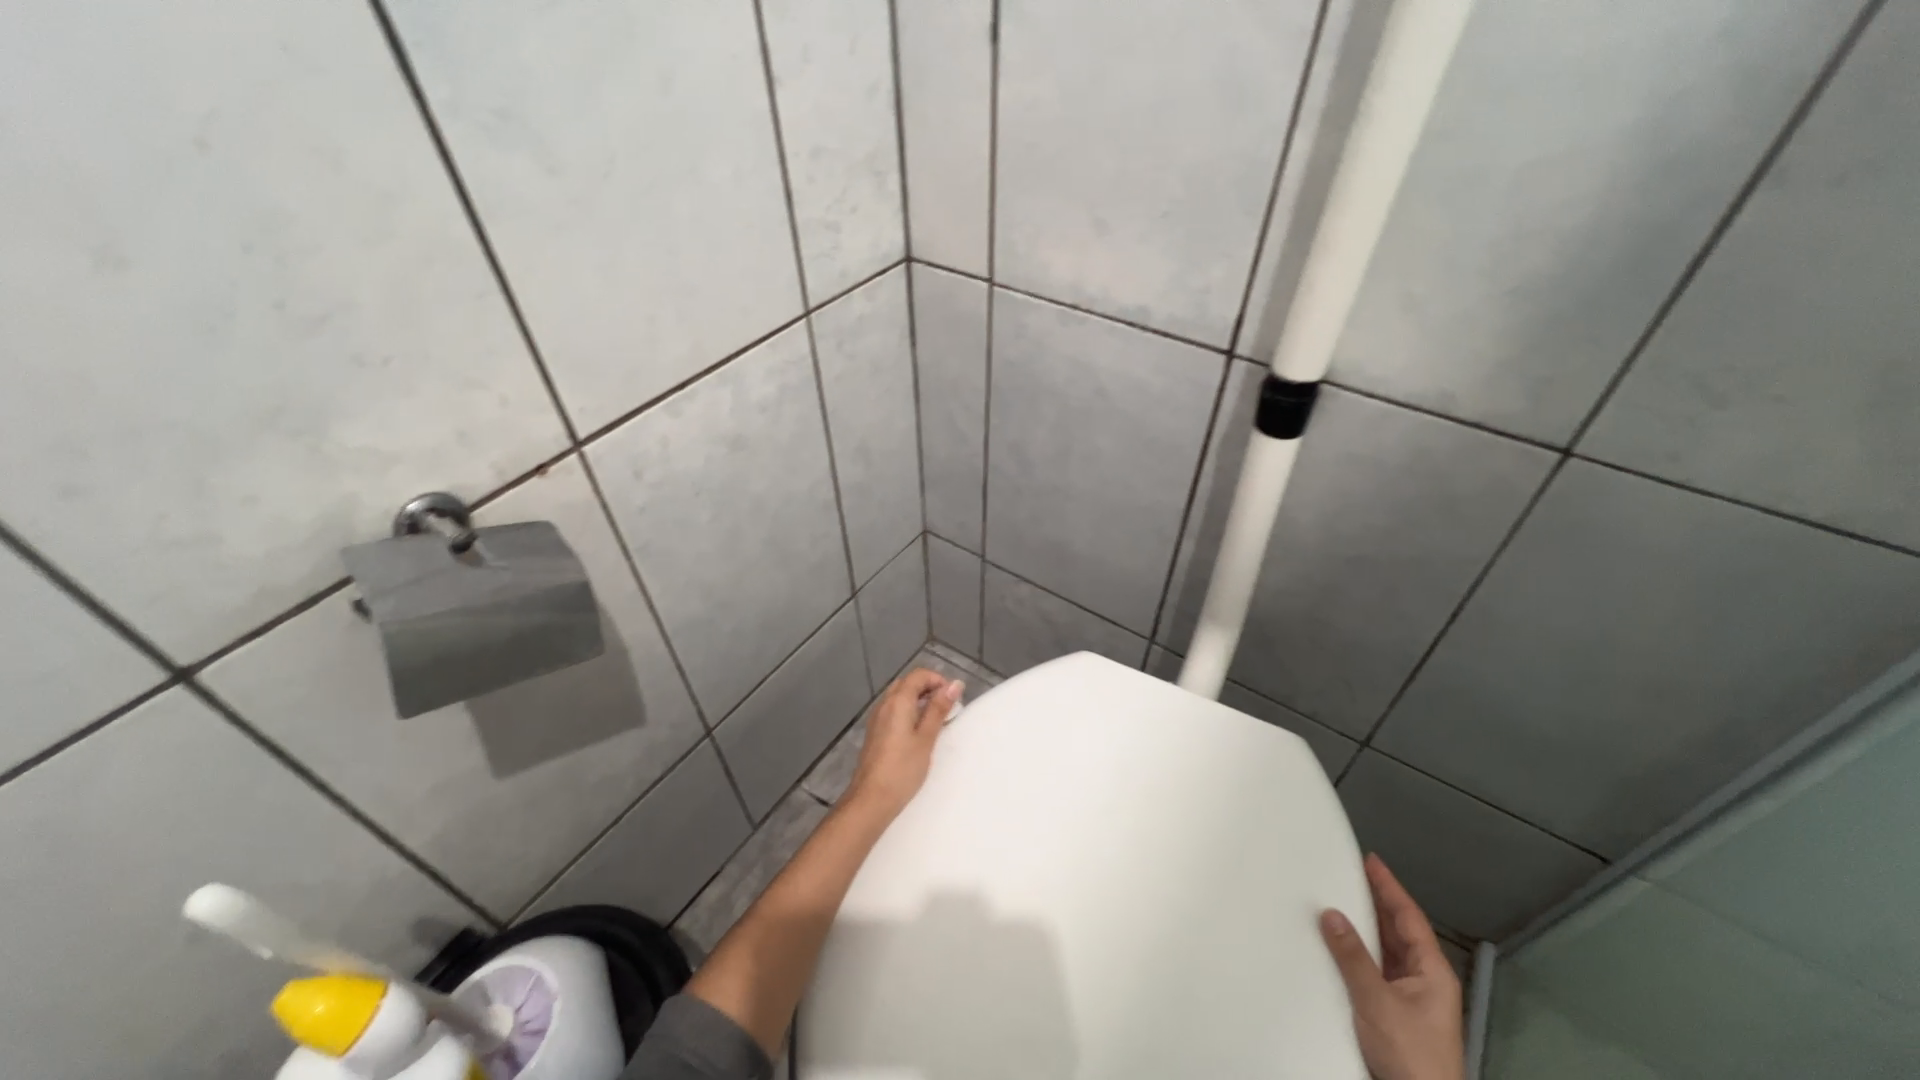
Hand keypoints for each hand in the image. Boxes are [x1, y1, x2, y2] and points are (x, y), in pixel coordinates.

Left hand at [844, 668, 961, 819]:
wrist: (871, 798)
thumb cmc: (903, 768)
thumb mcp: (926, 738)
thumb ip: (939, 709)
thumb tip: (955, 684)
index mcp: (897, 702)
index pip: (918, 675)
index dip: (938, 680)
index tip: (953, 698)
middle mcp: (884, 705)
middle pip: (907, 683)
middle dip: (928, 688)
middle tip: (946, 708)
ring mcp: (877, 719)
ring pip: (899, 697)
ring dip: (918, 701)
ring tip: (935, 721)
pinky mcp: (875, 733)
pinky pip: (893, 711)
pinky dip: (908, 712)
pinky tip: (918, 733)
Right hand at [1320, 854, 1464, 1079]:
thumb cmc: (1409, 1052)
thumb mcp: (1377, 1002)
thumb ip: (1353, 957)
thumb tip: (1331, 914)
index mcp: (1431, 970)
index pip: (1408, 917)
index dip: (1389, 887)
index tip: (1369, 859)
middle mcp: (1424, 980)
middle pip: (1398, 931)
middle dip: (1374, 903)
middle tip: (1345, 874)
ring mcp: (1410, 999)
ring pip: (1385, 953)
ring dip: (1364, 930)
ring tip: (1336, 903)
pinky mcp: (1394, 1015)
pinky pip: (1375, 972)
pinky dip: (1357, 955)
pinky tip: (1337, 949)